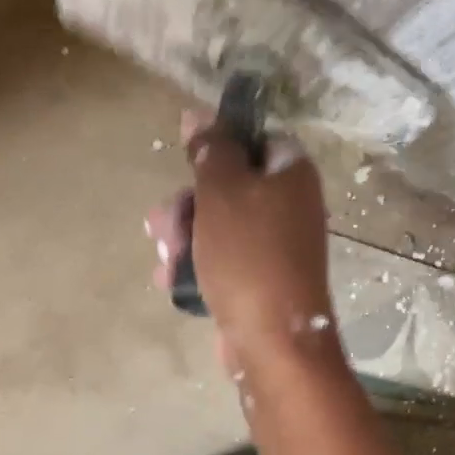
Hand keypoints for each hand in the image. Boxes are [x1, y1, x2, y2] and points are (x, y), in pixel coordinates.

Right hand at [144, 110, 334, 370]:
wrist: (273, 341)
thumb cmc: (248, 256)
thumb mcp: (221, 191)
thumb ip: (210, 149)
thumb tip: (198, 114)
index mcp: (292, 174)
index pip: (256, 140)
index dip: (219, 146)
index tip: (185, 162)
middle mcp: (289, 207)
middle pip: (229, 187)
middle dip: (187, 203)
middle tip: (162, 222)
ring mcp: (275, 249)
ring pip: (218, 227)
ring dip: (183, 237)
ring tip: (163, 256)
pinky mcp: (259, 284)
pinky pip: (221, 263)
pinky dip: (195, 266)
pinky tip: (169, 279)